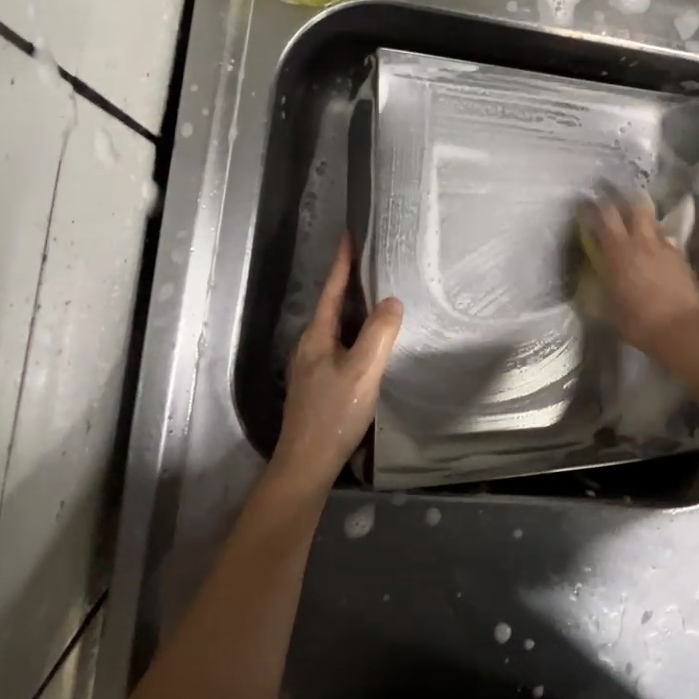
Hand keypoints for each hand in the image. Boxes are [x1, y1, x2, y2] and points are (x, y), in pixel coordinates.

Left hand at [275, 233, 402, 486]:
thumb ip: (379, 334)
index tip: (349, 235)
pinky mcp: (318, 386)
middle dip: (349, 284)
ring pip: (336, 329)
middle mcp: (309, 346)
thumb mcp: (363, 370)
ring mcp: (311, 368)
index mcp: (317, 336)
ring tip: (376, 299)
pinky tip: (370, 346)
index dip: (342, 263)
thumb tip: (391, 301)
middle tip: (371, 263)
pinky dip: (355, 336)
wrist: (306, 463)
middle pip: (332, 308)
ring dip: (354, 312)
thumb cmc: (334, 413)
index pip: (332, 291)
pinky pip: (339, 348)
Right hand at [585, 199, 698, 355]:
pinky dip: (657, 242)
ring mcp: (664, 247)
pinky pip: (665, 240)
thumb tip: (602, 276)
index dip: (595, 208)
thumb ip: (606, 284)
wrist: (681, 329)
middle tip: (616, 207)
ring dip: (642, 221)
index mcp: (618, 252)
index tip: (588, 205)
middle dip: (624, 203)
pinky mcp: (681, 257)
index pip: (605, 217)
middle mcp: (641, 243)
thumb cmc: (639, 322)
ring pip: (652, 221)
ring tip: (636, 229)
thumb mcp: (611, 306)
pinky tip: (655, 255)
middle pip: (635, 207)